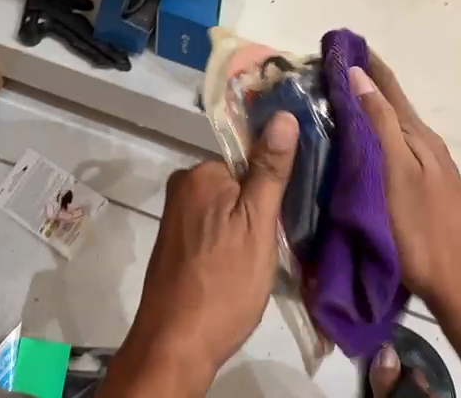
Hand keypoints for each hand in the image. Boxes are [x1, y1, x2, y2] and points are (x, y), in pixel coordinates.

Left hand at [104, 111, 298, 396]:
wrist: (175, 346)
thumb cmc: (223, 282)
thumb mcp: (258, 224)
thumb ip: (270, 169)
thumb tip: (284, 115)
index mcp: (201, 173)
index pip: (248, 160)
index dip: (270, 187)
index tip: (285, 213)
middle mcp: (183, 187)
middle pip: (237, 185)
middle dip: (257, 210)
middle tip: (272, 244)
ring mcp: (176, 218)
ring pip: (226, 211)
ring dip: (244, 231)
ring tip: (257, 263)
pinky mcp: (175, 246)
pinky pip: (212, 231)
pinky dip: (228, 247)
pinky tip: (238, 272)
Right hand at [351, 60, 460, 313]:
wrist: (460, 282)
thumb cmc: (421, 228)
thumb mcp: (395, 172)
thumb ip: (378, 123)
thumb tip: (359, 74)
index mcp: (418, 135)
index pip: (389, 87)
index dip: (366, 63)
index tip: (338, 42)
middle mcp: (426, 143)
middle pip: (391, 104)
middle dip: (364, 82)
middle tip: (327, 70)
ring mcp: (428, 167)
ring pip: (392, 126)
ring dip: (368, 109)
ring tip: (336, 101)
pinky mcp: (424, 188)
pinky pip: (393, 147)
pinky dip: (374, 135)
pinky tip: (360, 145)